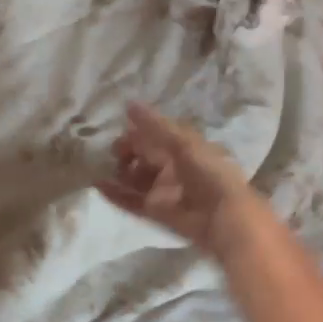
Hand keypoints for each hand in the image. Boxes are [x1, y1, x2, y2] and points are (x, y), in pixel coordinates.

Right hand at [96, 101, 258, 257]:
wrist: (224, 217)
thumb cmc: (208, 172)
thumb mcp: (183, 143)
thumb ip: (155, 125)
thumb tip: (129, 104)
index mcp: (184, 148)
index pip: (156, 136)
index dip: (138, 133)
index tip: (121, 129)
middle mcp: (173, 168)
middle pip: (144, 157)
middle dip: (127, 153)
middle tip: (112, 153)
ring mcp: (164, 191)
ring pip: (136, 179)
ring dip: (119, 173)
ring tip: (101, 169)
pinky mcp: (157, 212)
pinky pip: (132, 201)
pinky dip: (116, 195)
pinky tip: (98, 186)